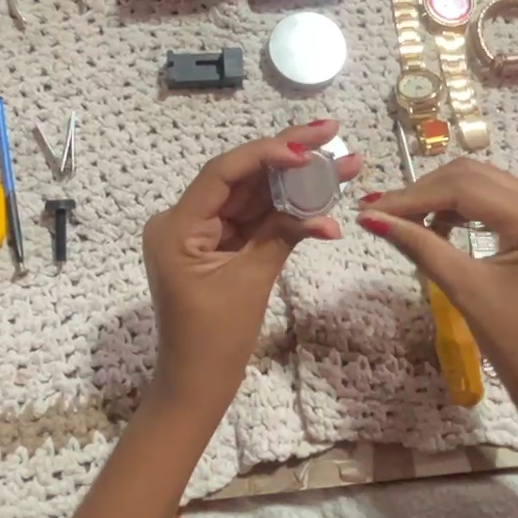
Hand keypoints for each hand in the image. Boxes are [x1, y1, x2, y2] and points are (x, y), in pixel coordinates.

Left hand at [141, 120, 360, 419]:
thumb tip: (327, 213)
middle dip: (289, 156)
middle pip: (241, 176)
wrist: (196, 387)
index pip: (223, 173)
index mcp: (177, 226)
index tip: (307, 149)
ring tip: (340, 161)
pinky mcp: (220, 245)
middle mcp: (185, 219)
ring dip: (295, 179)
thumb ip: (282, 237)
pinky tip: (321, 190)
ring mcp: (203, 232)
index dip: (266, 155)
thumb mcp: (250, 283)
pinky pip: (254, 217)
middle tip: (331, 130)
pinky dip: (286, 208)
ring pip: (252, 194)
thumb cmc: (213, 342)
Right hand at [356, 159, 517, 426]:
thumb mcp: (464, 288)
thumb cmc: (517, 343)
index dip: (412, 197)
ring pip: (480, 185)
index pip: (463, 189)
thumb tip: (370, 217)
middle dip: (423, 193)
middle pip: (472, 178)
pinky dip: (458, 210)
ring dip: (438, 199)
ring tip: (402, 221)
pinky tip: (434, 228)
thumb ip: (418, 245)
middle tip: (379, 212)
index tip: (369, 208)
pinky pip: (492, 202)